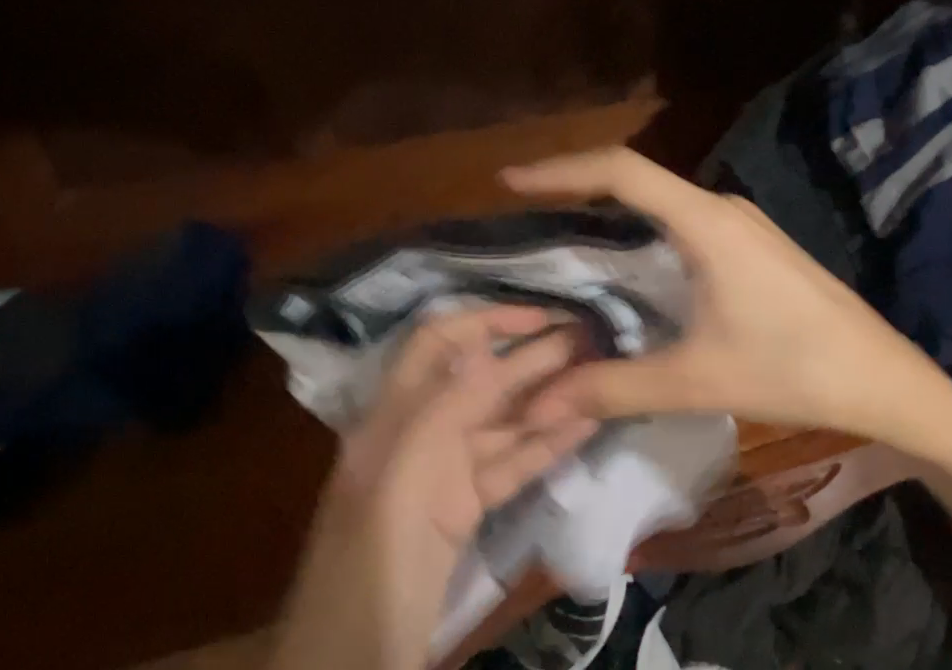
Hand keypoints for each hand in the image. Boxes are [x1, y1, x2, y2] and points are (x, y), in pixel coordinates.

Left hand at [270, 307, 597, 669]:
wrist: (349, 663)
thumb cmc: (371, 566)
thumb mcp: (403, 481)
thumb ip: (445, 410)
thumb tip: (488, 349)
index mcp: (390, 418)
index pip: (439, 343)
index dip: (489, 320)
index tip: (544, 316)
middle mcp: (418, 435)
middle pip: (481, 381)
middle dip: (533, 358)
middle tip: (594, 342)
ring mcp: (442, 475)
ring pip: (502, 424)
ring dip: (550, 400)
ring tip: (602, 377)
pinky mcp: (464, 512)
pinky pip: (509, 467)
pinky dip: (546, 446)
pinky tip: (586, 426)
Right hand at [504, 147, 951, 441]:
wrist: (881, 377)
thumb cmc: (793, 369)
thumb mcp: (696, 379)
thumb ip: (615, 387)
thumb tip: (539, 403)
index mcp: (707, 222)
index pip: (621, 171)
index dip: (561, 168)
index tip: (510, 181)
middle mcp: (724, 209)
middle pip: (639, 182)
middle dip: (578, 193)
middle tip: (525, 224)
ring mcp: (745, 226)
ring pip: (665, 206)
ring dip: (615, 218)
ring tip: (565, 248)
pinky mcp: (756, 247)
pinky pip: (687, 226)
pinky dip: (646, 238)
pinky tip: (630, 276)